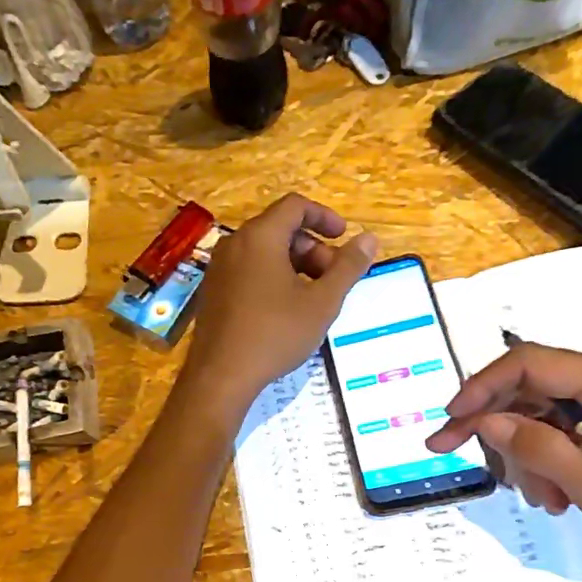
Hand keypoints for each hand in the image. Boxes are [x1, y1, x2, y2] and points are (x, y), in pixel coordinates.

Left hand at [183, 194, 378, 406]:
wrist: (221, 375)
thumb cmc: (275, 334)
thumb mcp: (322, 302)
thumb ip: (347, 268)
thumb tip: (370, 239)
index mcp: (260, 236)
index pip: (295, 206)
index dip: (324, 217)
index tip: (344, 238)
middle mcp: (234, 244)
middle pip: (279, 229)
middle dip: (312, 248)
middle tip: (333, 279)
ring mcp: (218, 268)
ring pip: (263, 252)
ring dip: (294, 264)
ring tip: (313, 298)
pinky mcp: (212, 291)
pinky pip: (247, 270)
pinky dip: (271, 277)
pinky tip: (285, 309)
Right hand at [423, 342, 581, 554]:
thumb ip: (546, 454)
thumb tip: (486, 421)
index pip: (534, 364)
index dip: (483, 385)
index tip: (451, 419)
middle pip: (526, 382)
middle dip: (490, 421)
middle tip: (451, 452)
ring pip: (532, 404)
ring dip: (520, 449)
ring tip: (540, 498)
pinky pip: (550, 419)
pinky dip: (538, 453)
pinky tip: (552, 491)